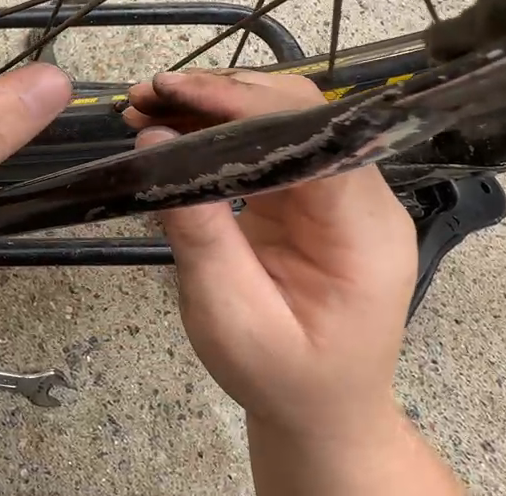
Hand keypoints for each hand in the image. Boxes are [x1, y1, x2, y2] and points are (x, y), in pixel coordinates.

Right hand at [123, 70, 418, 445]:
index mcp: (361, 233)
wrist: (317, 412)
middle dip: (220, 93)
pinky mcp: (305, 196)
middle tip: (148, 94)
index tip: (175, 93)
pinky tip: (167, 124)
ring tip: (144, 103)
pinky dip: (211, 126)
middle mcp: (359, 201)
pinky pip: (262, 141)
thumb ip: (198, 231)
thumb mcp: (230, 315)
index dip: (245, 105)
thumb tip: (153, 143)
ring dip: (210, 102)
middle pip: (300, 114)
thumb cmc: (280, 376)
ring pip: (278, 116)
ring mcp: (334, 196)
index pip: (314, 140)